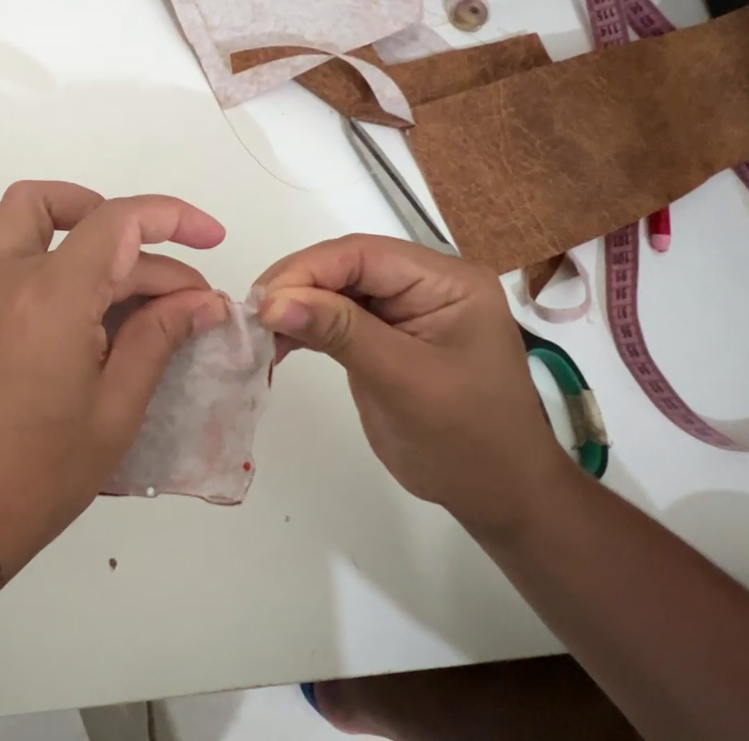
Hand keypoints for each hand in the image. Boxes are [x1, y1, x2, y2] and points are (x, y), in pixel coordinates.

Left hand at [0, 181, 229, 574]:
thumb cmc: (48, 471)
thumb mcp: (119, 407)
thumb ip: (159, 338)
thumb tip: (204, 303)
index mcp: (55, 298)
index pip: (118, 223)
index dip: (173, 217)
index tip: (212, 239)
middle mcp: (10, 278)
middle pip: (81, 217)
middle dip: (141, 238)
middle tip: (175, 295)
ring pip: (18, 210)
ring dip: (70, 213)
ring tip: (110, 258)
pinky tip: (22, 253)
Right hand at [254, 234, 575, 534]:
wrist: (497, 495)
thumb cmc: (465, 439)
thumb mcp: (403, 381)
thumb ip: (340, 332)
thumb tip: (272, 302)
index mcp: (447, 281)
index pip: (363, 254)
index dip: (307, 270)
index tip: (262, 302)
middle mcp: (424, 283)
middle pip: (344, 266)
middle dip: (295, 287)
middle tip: (251, 318)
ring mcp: (403, 309)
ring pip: (333, 289)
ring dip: (294, 307)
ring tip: (259, 334)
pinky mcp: (383, 334)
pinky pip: (335, 317)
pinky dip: (304, 327)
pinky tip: (278, 345)